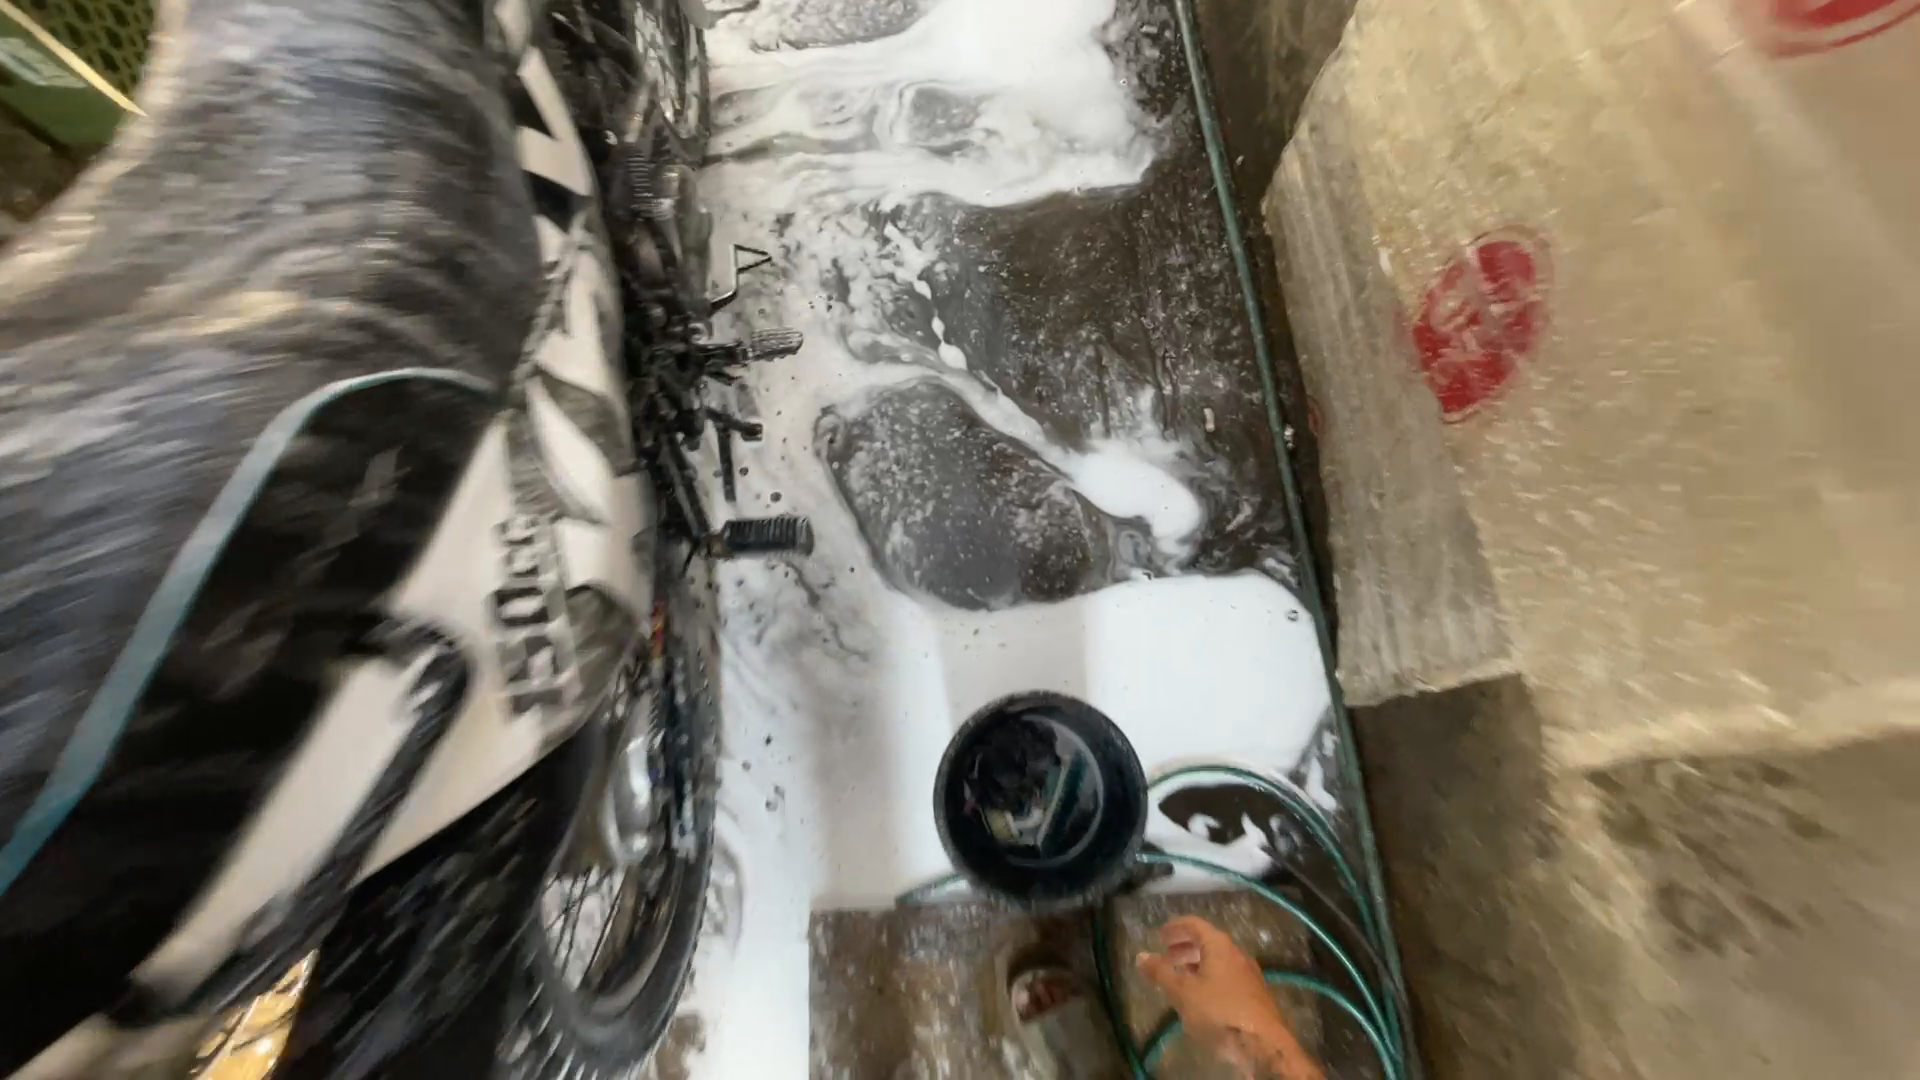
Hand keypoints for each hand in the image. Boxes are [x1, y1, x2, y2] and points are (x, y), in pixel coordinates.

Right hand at [1135, 916, 1321, 1079]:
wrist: (1265, 1048)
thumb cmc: (1219, 1012)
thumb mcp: (1182, 992)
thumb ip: (1160, 973)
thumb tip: (1141, 956)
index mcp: (1219, 945)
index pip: (1194, 924)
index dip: (1175, 927)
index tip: (1160, 935)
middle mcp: (1237, 954)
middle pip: (1208, 942)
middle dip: (1186, 948)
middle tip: (1168, 958)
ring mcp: (1251, 976)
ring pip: (1220, 962)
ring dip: (1199, 966)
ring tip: (1182, 980)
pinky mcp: (1258, 997)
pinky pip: (1230, 979)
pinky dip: (1212, 980)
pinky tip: (1204, 1000)